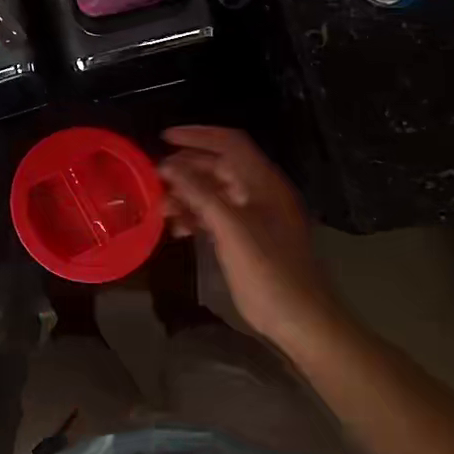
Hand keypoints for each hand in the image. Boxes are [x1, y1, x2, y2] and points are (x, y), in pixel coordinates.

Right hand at [158, 126, 332, 344]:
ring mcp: (255, 216)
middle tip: (154, 178)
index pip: (230, 143)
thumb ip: (199, 193)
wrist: (299, 318)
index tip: (163, 138)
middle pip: (219, 167)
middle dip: (186, 169)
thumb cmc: (268, 271)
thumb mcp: (230, 228)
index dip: (197, 135)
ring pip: (215, 192)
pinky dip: (196, 216)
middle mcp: (260, 192)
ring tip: (161, 207)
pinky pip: (217, 215)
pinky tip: (178, 228)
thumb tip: (167, 166)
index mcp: (264, 182)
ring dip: (187, 195)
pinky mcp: (247, 238)